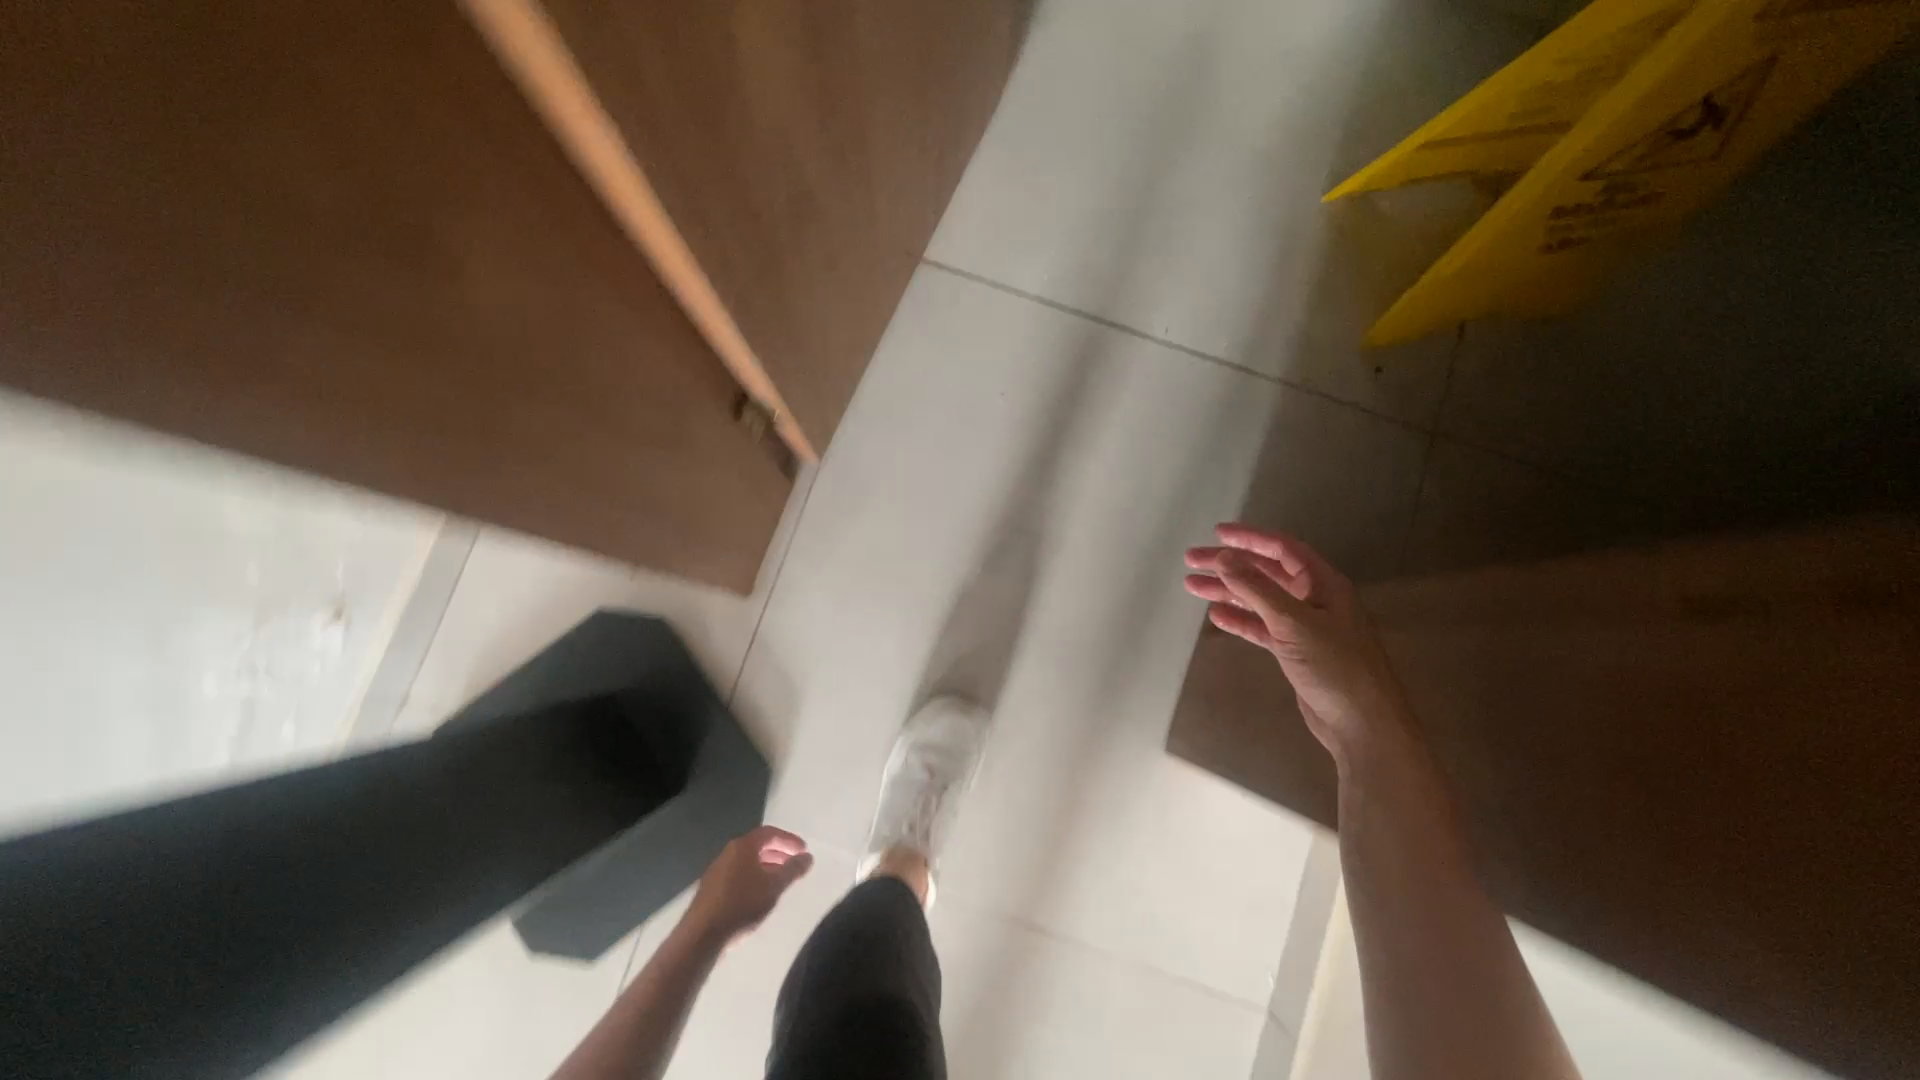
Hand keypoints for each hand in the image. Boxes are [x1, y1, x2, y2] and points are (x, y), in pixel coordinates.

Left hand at [684, 826, 813, 943]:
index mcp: (743, 846)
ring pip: (747, 862)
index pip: (770, 833)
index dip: (789, 840)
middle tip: (794, 864)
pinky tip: (760, 896)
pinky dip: (753, 878)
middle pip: (757, 846)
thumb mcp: (774, 887)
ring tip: (780, 881)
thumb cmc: (742, 904)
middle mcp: (728, 853)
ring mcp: (717, 871)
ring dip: (766, 867)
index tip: (803, 851)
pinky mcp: (711, 889)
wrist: (702, 935)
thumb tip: (808, 857)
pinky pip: (738, 875)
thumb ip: (792, 870)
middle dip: (778, 853)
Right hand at [1184, 523, 1411, 760]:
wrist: (1362, 723)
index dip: (1250, 538)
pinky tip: (1216, 616)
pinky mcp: (1296, 651)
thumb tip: (1224, 557)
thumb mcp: (1294, 623)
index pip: (1283, 549)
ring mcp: (1305, 626)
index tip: (1217, 534)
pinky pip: (1262, 626)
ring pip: (1260, 599)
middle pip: (1267, 572)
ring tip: (1192, 586)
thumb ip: (1257, 589)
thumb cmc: (1335, 667)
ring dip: (1228, 591)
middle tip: (1192, 559)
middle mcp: (1315, 599)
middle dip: (1230, 564)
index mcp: (1324, 584)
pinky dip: (1240, 619)